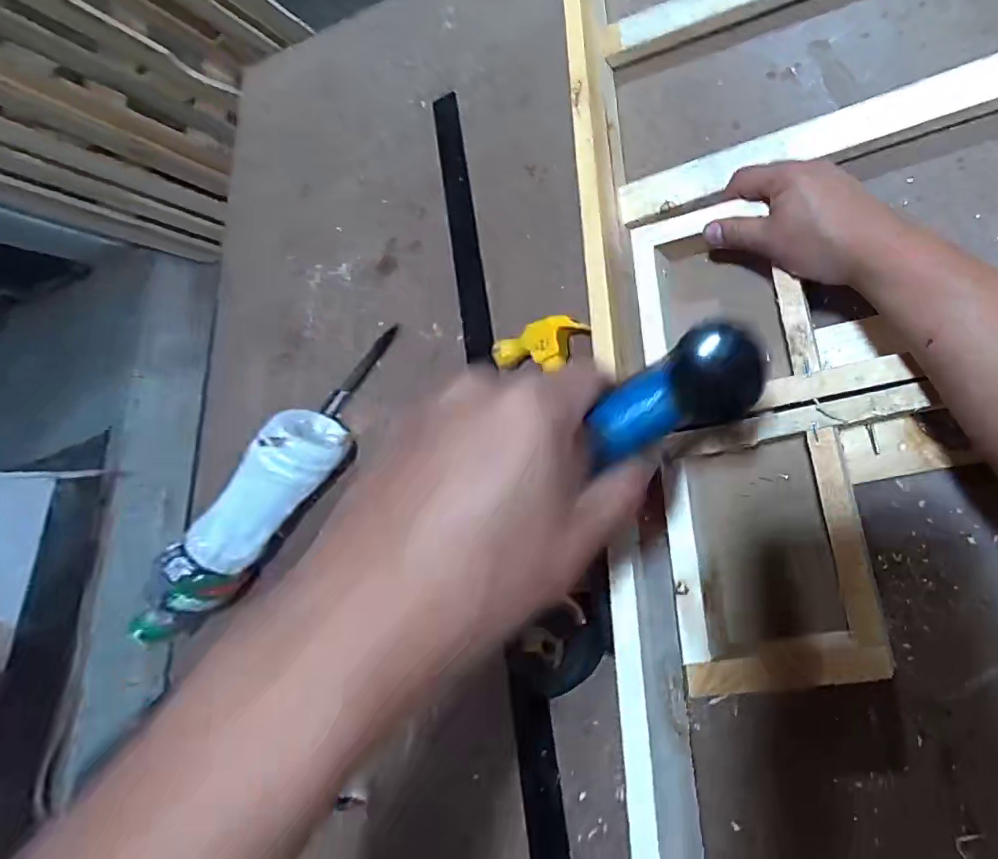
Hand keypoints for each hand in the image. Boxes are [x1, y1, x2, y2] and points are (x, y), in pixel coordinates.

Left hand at [295, 365, 653, 677]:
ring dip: (513, 441)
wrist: (356, 625)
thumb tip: (641, 456)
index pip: (598, 374)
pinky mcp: (391, 432)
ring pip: (497, 411)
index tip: (611, 452)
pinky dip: (468, 452)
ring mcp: (429, 406)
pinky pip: (454, 428)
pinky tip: (451, 514)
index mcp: (535, 401)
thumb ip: (626, 483)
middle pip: (545, 393)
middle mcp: (481, 385)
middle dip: (561, 430)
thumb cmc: (486, 579)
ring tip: (498, 510)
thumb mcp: (580, 540)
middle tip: (556, 493)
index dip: (614, 410)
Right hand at [703, 161, 909, 285]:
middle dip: (755, 206)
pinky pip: (817, 198)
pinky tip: (814, 235)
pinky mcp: (852, 194)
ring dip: (782, 210)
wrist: (882, 252)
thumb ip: (738, 233)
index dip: (726, 202)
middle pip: (769, 182)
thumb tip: (708, 228)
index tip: (722, 224)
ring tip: (783, 238)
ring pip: (795, 190)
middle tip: (752, 234)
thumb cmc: (822, 244)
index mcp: (786, 173)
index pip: (742, 179)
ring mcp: (835, 178)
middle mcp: (810, 167)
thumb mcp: (772, 242)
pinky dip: (806, 213)